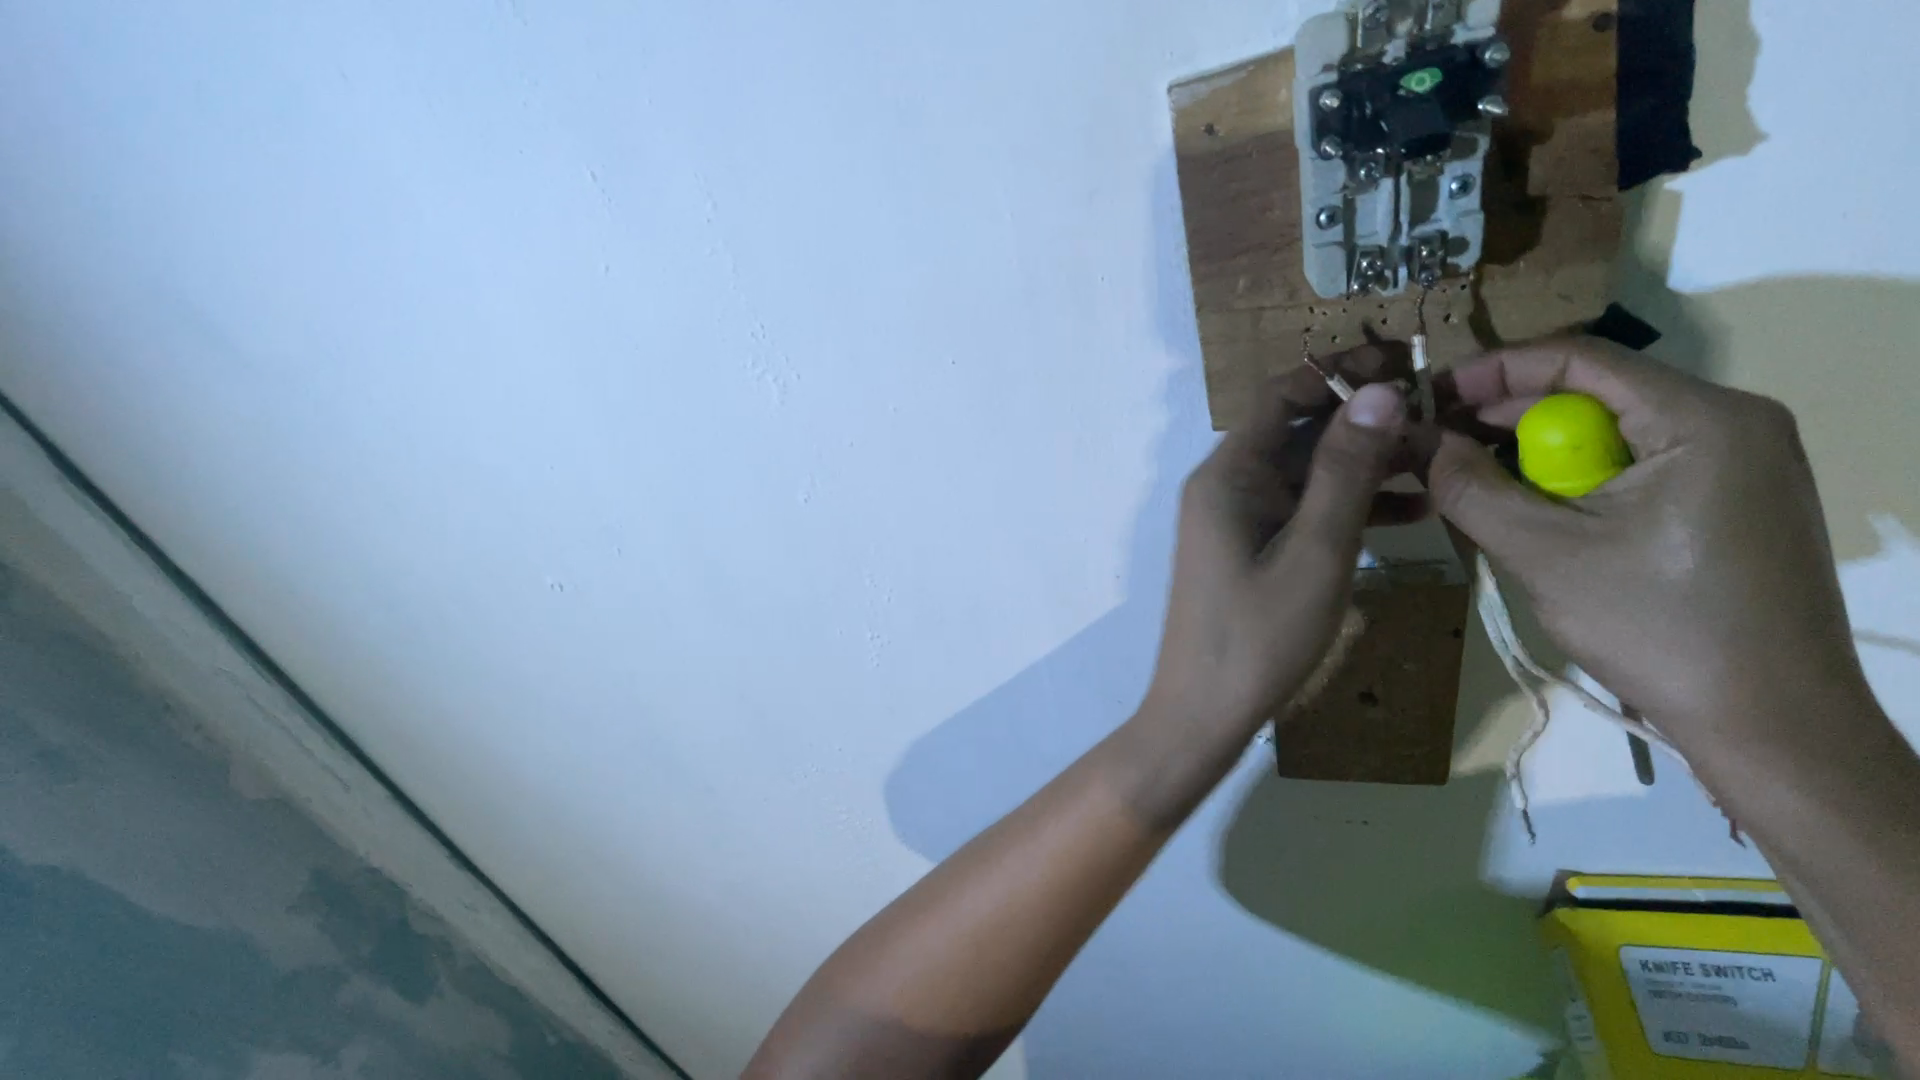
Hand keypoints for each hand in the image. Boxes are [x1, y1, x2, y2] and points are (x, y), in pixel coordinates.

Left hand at [1145, 351, 1418, 737]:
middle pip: (1297, 431)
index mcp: (1228, 474)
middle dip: (1365, 422)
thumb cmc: (1258, 636)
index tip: (1406, 362)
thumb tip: (1380, 392)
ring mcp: (1236, 518)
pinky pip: (1301, 510)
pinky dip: (1348, 506)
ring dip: (1366, 466)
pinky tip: (1411, 513)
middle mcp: (1226, 485)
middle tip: (1441, 420)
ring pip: (1305, 473)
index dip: (1340, 372)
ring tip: (1440, 465)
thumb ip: (1345, 471)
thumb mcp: (1314, 551)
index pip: (1282, 395)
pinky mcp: (1249, 548)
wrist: (1203, 711)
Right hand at [1428, 338, 1875, 755]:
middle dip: (1510, 419)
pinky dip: (1578, 483)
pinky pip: (1638, 466)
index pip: (1580, 359)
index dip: (1494, 370)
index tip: (1430, 396)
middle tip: (1441, 446)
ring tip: (1478, 487)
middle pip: (1597, 393)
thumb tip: (1420, 440)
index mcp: (1701, 418)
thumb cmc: (1655, 628)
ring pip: (1613, 434)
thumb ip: (1469, 489)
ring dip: (1540, 457)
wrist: (1768, 722)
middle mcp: (1733, 422)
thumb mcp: (1542, 554)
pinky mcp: (1733, 501)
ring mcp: (1740, 463)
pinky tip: (1539, 517)